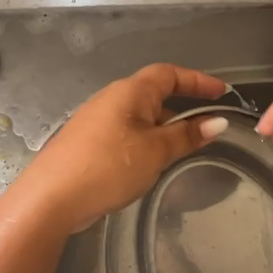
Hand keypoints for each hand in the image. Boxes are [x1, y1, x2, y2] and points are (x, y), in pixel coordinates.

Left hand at [8, 63, 229, 232]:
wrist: (51, 198)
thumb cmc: (109, 166)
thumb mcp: (156, 152)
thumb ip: (187, 136)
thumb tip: (217, 122)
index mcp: (130, 92)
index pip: (169, 74)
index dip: (197, 80)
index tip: (222, 92)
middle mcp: (112, 99)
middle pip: (154, 95)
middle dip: (183, 109)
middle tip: (206, 130)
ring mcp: (97, 121)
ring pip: (140, 118)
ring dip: (164, 130)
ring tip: (182, 152)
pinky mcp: (88, 143)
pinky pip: (127, 134)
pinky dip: (146, 143)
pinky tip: (151, 166)